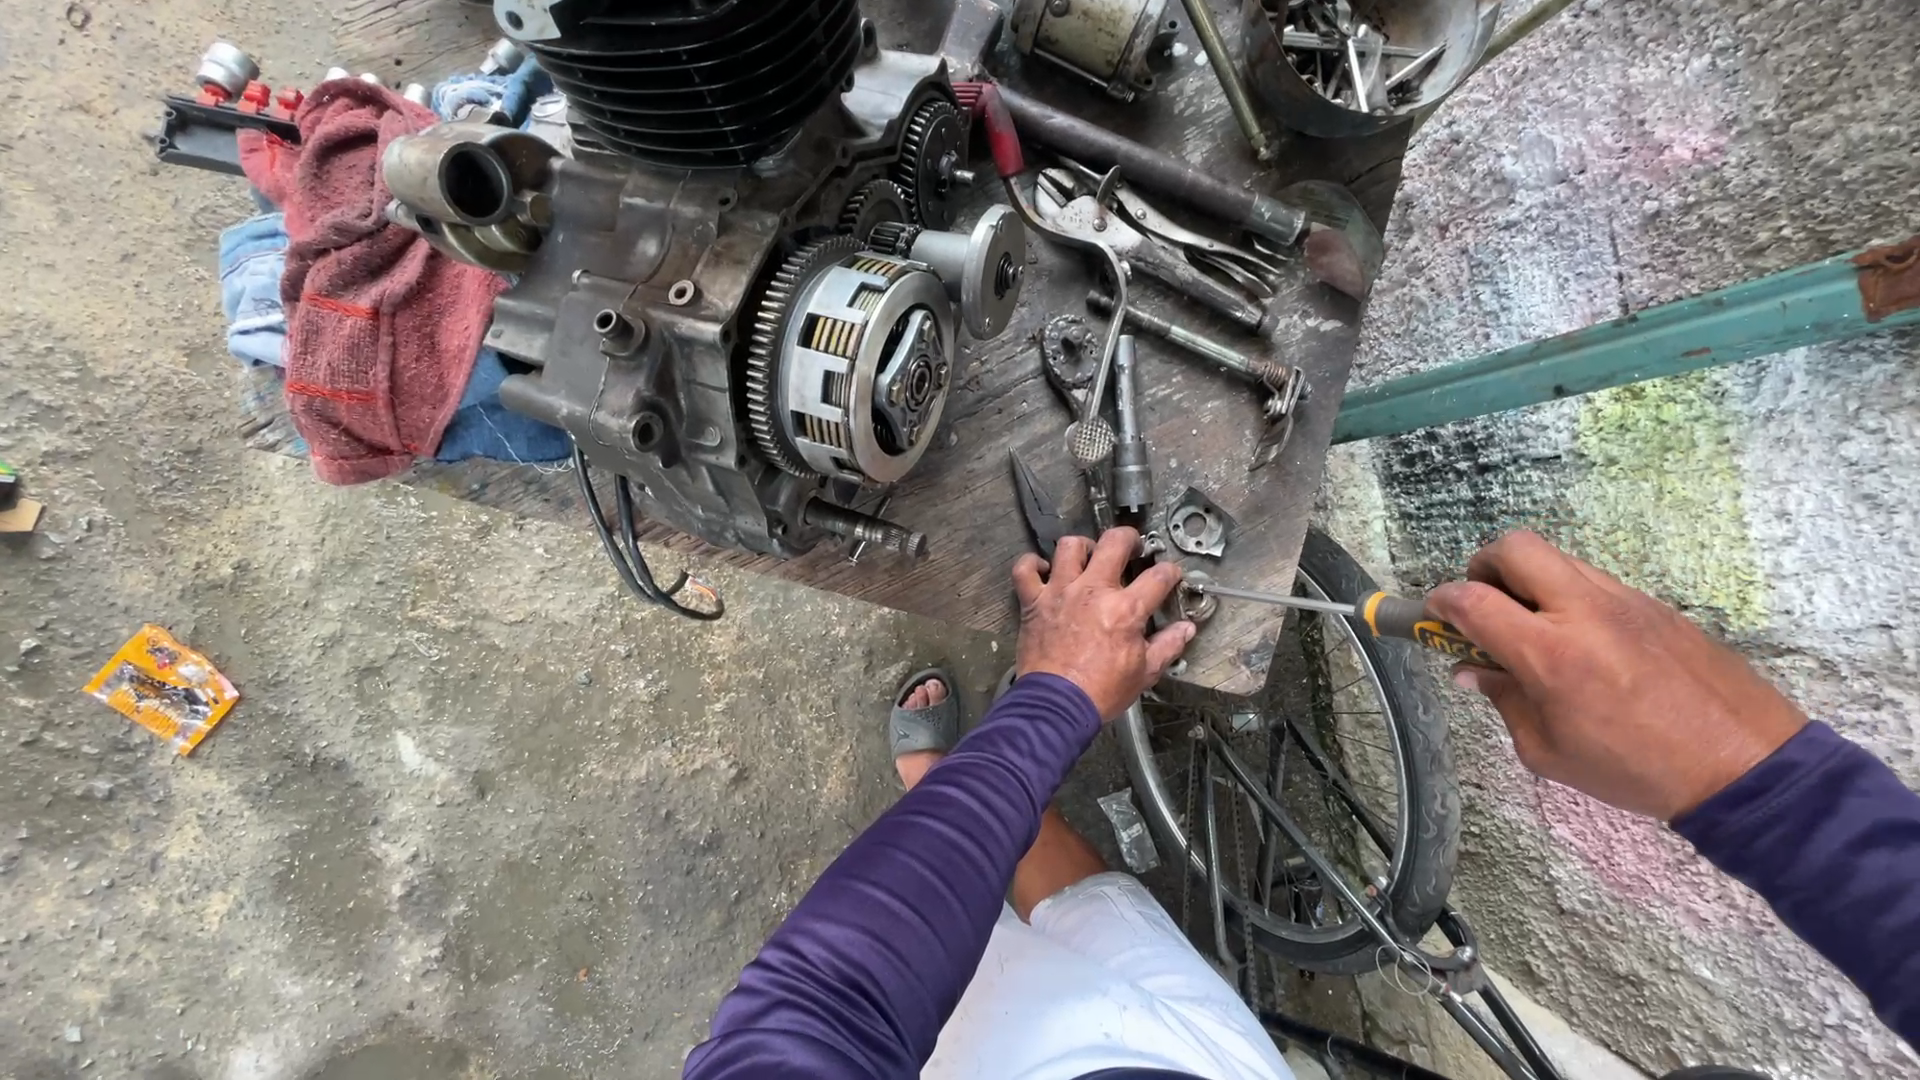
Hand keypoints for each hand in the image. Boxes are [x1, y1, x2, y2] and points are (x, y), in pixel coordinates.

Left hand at [1012, 528, 1193, 721]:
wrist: (1057, 705)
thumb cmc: (1100, 691)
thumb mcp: (1144, 672)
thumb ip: (1167, 645)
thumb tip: (1186, 629)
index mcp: (1125, 610)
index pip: (1158, 577)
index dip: (1170, 572)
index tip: (1169, 574)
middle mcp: (1093, 591)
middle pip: (1114, 542)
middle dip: (1128, 537)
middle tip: (1131, 546)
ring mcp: (1060, 592)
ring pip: (1069, 546)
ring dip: (1082, 547)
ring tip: (1088, 556)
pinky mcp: (1034, 602)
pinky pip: (1025, 570)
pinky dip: (1032, 564)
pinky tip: (1044, 569)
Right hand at [1426, 531, 1806, 820]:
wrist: (1751, 769)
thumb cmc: (1635, 769)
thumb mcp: (1547, 750)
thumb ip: (1502, 700)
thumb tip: (1471, 671)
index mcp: (1550, 654)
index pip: (1471, 600)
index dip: (1440, 602)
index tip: (1434, 617)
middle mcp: (1584, 613)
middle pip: (1514, 547)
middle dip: (1483, 566)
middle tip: (1484, 603)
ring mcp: (1625, 603)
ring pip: (1556, 558)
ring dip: (1528, 581)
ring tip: (1534, 626)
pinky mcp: (1656, 607)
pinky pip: (1594, 582)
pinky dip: (1568, 598)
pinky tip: (1581, 642)